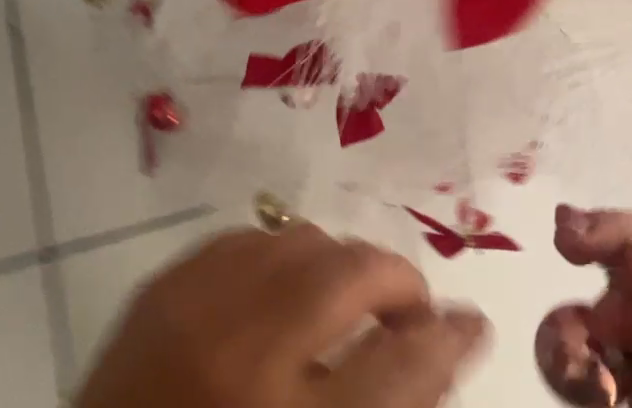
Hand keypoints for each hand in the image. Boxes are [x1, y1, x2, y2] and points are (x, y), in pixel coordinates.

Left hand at [76, 223, 489, 407]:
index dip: (448, 340)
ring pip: (300, 241)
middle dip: (398, 285)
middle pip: (351, 275)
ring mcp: (193, 308)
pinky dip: (279, 257)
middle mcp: (243, 353)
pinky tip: (283, 289)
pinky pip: (244, 240)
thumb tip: (428, 353)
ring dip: (338, 266)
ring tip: (346, 301)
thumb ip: (372, 403)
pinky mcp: (160, 287)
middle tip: (410, 313)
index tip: (471, 324)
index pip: (399, 366)